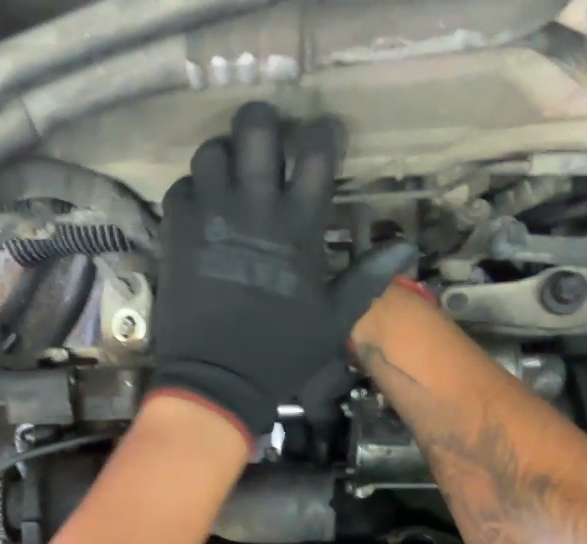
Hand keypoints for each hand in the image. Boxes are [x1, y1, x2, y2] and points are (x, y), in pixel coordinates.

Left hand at [149, 102, 415, 439]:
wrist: (217, 379)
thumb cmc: (281, 351)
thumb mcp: (334, 318)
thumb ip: (367, 276)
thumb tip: (409, 247)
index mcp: (300, 223)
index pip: (316, 148)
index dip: (321, 131)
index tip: (320, 136)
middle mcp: (255, 206)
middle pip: (256, 128)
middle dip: (263, 122)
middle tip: (266, 138)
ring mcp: (211, 216)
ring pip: (212, 150)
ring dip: (223, 154)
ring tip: (230, 174)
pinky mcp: (177, 233)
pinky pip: (180, 187)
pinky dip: (191, 189)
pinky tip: (202, 208)